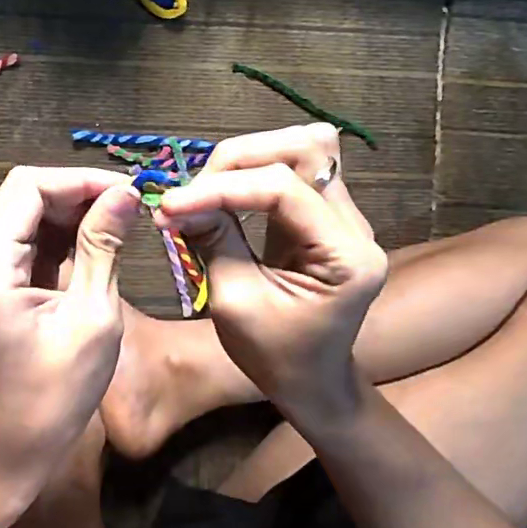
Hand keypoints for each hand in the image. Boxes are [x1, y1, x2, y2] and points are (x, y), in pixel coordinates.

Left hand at [0, 167, 140, 482]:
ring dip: (70, 210)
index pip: (27, 188)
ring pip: (24, 214)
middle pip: (21, 195)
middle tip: (127, 203)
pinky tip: (95, 240)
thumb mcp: (92, 317)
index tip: (128, 190)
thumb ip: (102, 246)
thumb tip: (125, 193)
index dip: (79, 180)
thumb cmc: (54, 396)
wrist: (10, 453)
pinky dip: (60, 235)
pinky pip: (25, 241)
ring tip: (118, 219)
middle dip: (76, 191)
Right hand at [155, 125, 387, 419]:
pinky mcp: (325, 212)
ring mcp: (344, 215)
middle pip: (306, 148)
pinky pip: (295, 168)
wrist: (311, 380)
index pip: (284, 189)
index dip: (223, 188)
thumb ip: (213, 240)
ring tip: (208, 187)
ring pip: (304, 147)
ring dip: (250, 157)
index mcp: (346, 256)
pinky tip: (226, 191)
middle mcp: (355, 225)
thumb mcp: (236, 303)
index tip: (171, 204)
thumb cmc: (275, 355)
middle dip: (241, 159)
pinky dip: (254, 170)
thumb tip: (174, 201)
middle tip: (193, 192)